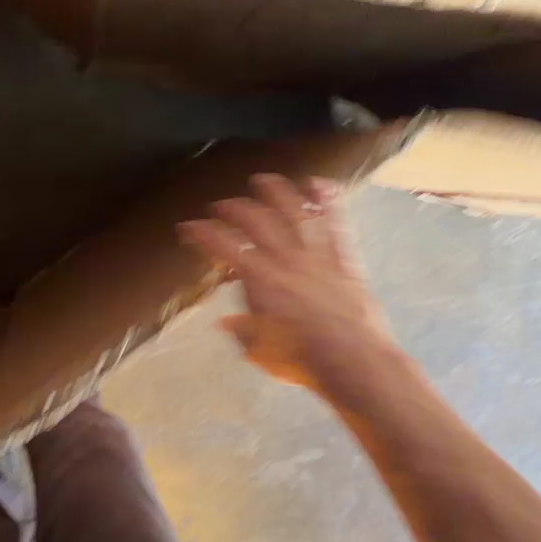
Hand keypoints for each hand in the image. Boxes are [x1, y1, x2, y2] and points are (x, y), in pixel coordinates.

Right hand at [178, 174, 399, 401]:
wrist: (353, 361)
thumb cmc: (300, 360)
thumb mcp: (259, 350)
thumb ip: (242, 330)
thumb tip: (225, 321)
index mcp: (259, 280)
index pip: (222, 246)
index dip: (202, 233)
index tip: (187, 227)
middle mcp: (285, 259)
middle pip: (256, 221)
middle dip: (234, 208)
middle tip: (221, 205)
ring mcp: (317, 255)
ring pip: (295, 212)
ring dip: (276, 192)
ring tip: (263, 180)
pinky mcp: (344, 259)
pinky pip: (336, 222)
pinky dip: (327, 199)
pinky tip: (318, 183)